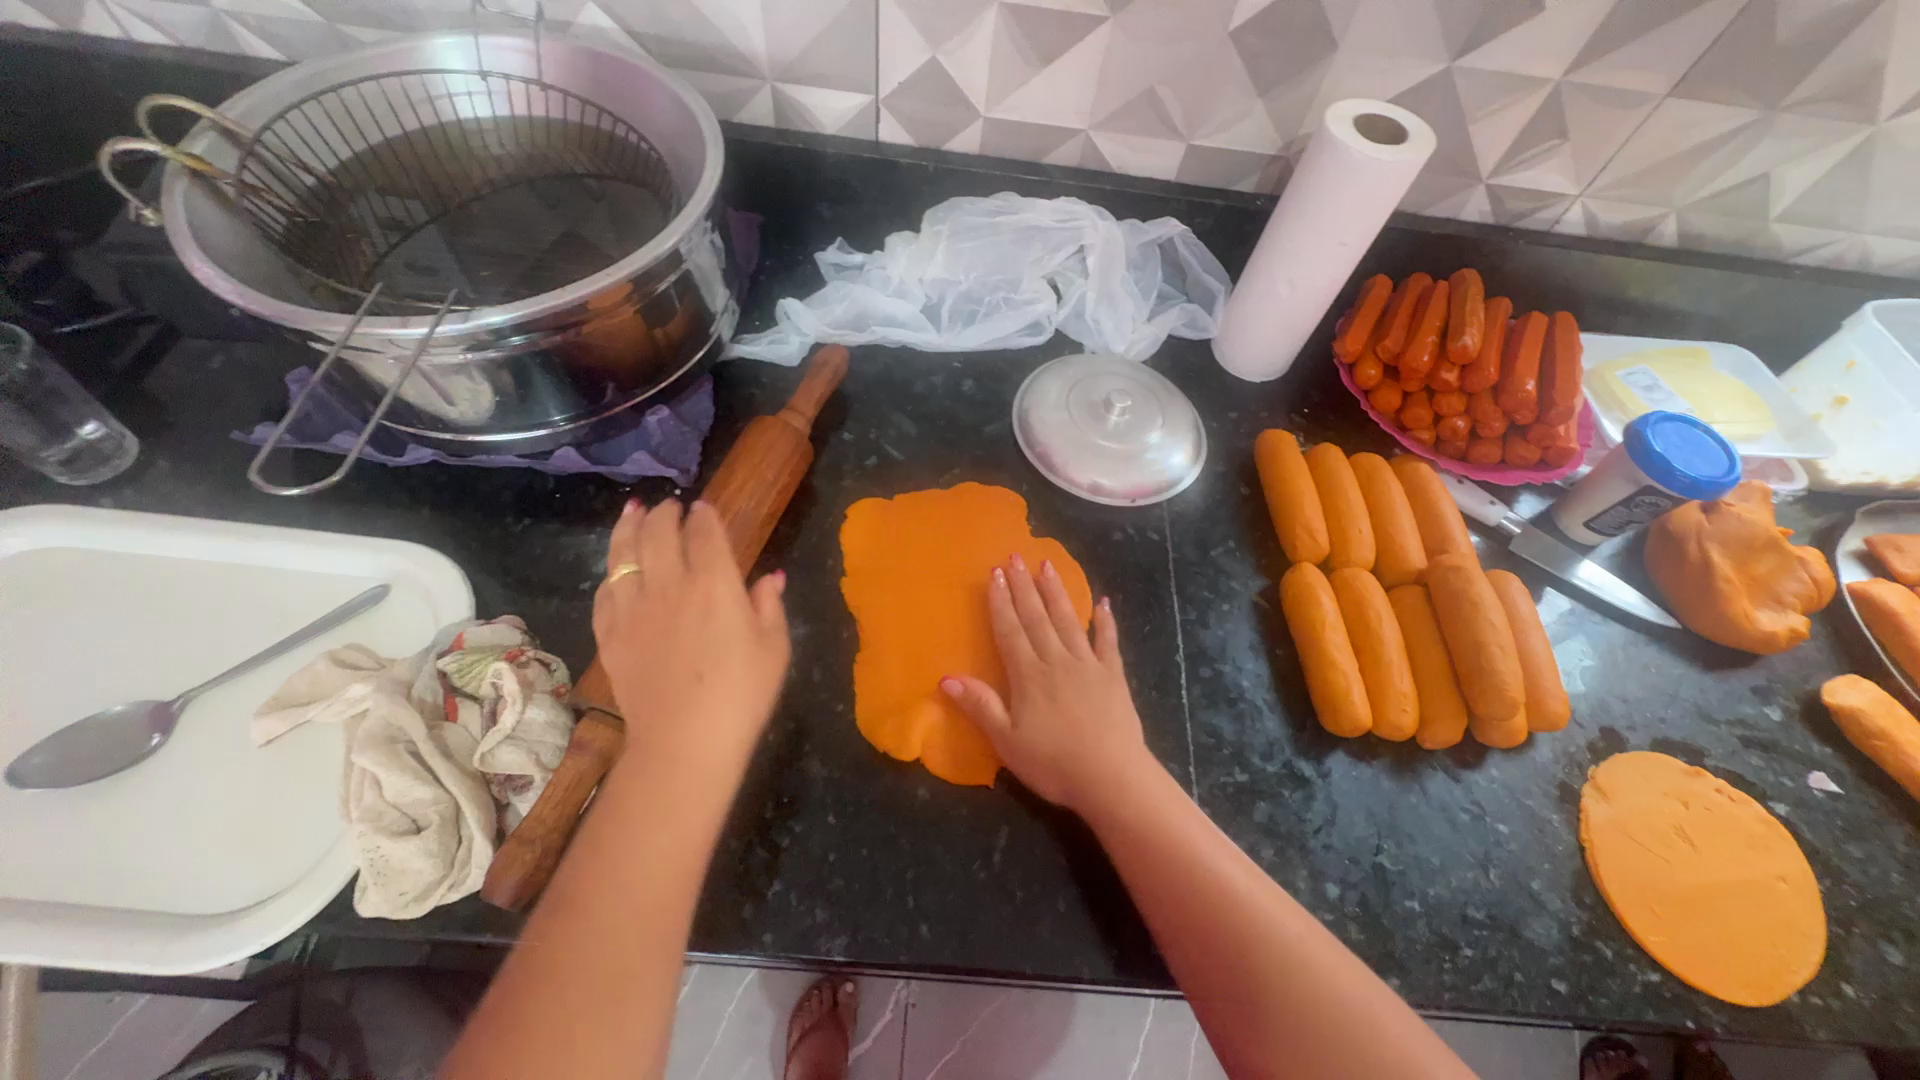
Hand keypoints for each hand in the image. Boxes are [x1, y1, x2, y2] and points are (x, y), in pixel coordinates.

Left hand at [593, 499, 790, 770]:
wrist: (684, 742)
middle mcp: (669, 584)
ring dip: (628, 528)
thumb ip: (769, 606)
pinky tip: (615, 572)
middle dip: (664, 513)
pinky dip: (611, 575)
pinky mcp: (610, 635)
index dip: (704, 515)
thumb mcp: (774, 649)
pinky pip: (604, 594)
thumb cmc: (741, 695)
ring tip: (632, 512)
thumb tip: (771, 577)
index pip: (705, 532)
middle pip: (658, 533)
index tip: (704, 508)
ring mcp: (632, 609)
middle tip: (669, 507)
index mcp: (714, 583)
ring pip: (622, 554)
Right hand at [941, 554, 1159, 814]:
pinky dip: (1104, 621)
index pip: (1010, 630)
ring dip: (1056, 592)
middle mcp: (1057, 660)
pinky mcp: (1114, 676)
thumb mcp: (1007, 741)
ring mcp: (1089, 665)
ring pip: (1068, 620)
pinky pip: (1108, 641)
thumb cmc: (1053, 763)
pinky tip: (1102, 602)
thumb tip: (946, 678)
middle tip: (1016, 556)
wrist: (1112, 777)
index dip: (1001, 602)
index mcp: (1029, 675)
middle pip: (1037, 617)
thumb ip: (980, 706)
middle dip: (1024, 586)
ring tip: (1047, 566)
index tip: (995, 573)